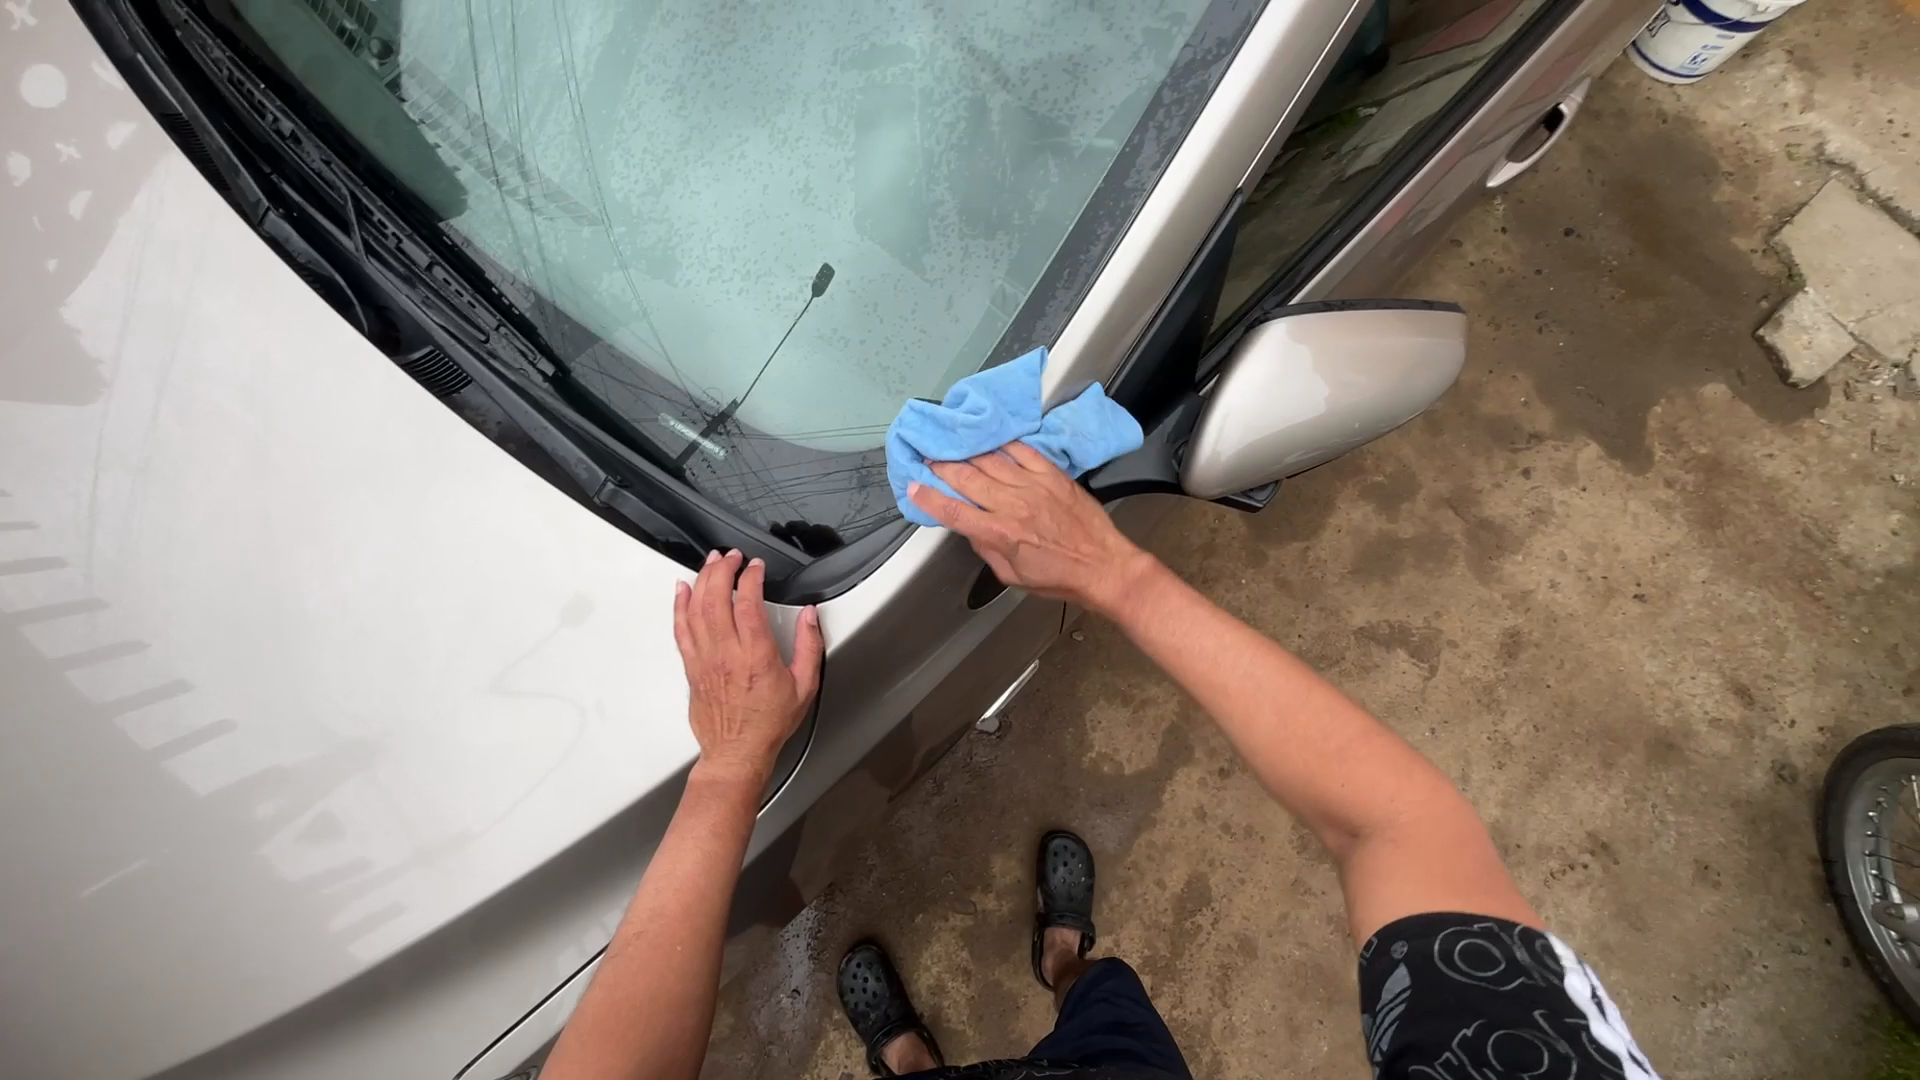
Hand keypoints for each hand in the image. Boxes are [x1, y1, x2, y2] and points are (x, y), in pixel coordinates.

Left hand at [673, 550, 823, 788]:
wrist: (737, 753)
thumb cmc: (770, 722)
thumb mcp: (805, 686)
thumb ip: (810, 646)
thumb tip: (810, 615)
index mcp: (756, 656)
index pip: (748, 604)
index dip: (751, 578)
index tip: (757, 566)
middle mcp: (726, 654)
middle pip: (716, 599)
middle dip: (722, 570)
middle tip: (732, 556)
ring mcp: (705, 659)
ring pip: (696, 610)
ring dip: (702, 580)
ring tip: (710, 562)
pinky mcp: (692, 667)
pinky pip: (681, 629)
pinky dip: (679, 605)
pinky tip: (682, 590)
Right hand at [908, 441, 1156, 614]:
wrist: (1104, 566)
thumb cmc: (1060, 577)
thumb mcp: (1011, 576)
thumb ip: (986, 549)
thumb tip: (970, 528)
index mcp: (1000, 534)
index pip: (953, 511)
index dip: (928, 497)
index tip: (913, 487)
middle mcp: (1013, 505)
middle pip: (966, 478)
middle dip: (941, 466)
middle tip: (926, 457)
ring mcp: (1034, 486)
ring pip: (990, 460)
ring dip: (966, 451)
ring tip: (951, 445)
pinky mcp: (1053, 475)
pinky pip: (1022, 451)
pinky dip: (1003, 443)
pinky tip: (990, 440)